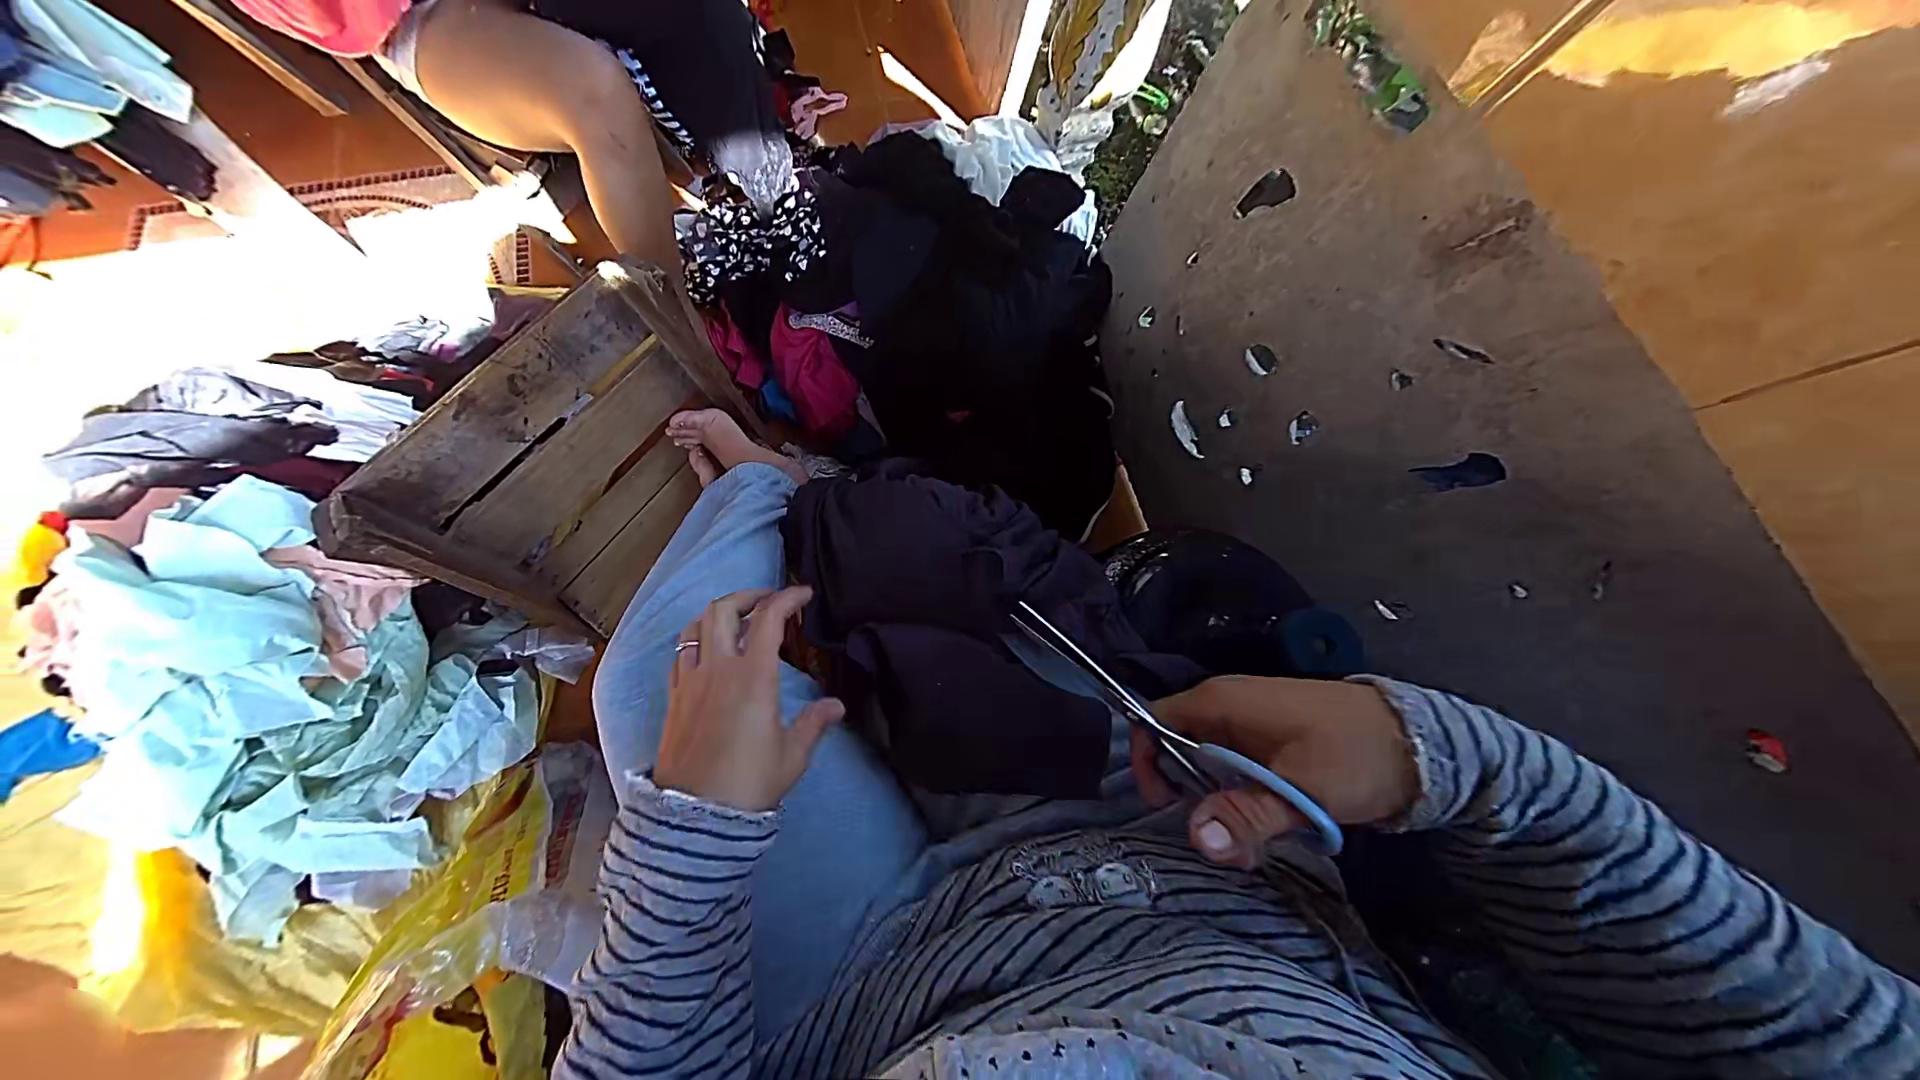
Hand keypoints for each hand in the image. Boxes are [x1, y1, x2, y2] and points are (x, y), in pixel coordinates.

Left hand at [653, 587, 842, 811]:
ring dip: (718, 613)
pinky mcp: (674, 697)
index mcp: (754, 677)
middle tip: (769, 601)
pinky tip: (709, 652)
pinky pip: (681, 653)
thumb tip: (836, 706)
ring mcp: (691, 681)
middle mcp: (719, 669)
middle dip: (749, 595)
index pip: (769, 618)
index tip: (804, 594)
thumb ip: (814, 723)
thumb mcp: (792, 755)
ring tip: (737, 620)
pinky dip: (696, 639)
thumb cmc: (749, 783)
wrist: (695, 818)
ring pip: (696, 626)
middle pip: (724, 609)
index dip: (788, 597)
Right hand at [1136, 677, 1418, 868]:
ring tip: (1253, 842)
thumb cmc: (1356, 753)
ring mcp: (1247, 723)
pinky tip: (1269, 824)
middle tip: (1222, 839)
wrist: (1423, 743)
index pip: (1153, 720)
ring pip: (1208, 764)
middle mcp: (1224, 706)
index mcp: (1219, 702)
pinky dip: (1242, 798)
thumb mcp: (1304, 790)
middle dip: (1190, 796)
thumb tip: (1195, 838)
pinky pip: (1235, 769)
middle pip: (1178, 748)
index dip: (1148, 759)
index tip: (1166, 804)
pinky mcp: (1269, 742)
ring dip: (1220, 804)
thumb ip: (1248, 814)